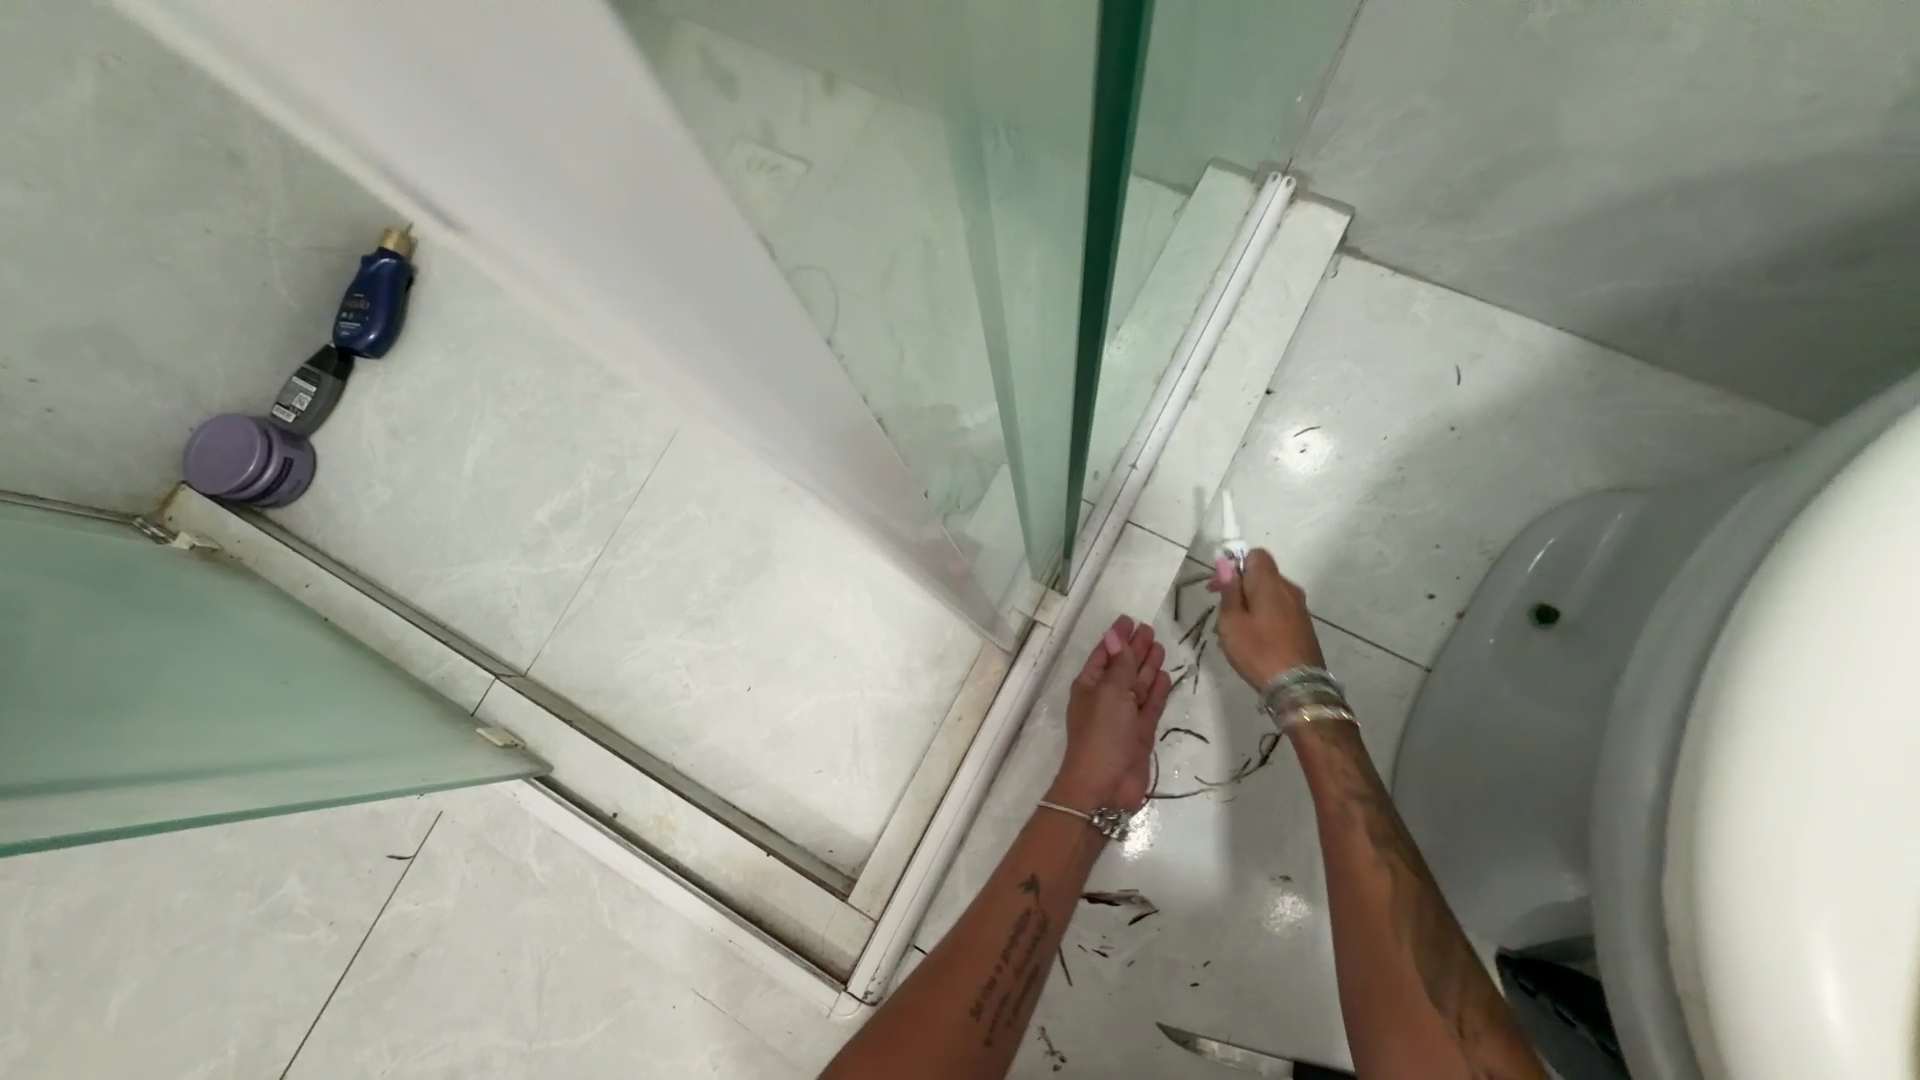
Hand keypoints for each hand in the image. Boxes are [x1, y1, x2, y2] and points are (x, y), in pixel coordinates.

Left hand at [1050, 616, 1171, 814]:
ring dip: (1148, 667)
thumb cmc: (1102, 734)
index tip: (1129, 620)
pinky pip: (1150, 706)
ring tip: (1159, 646)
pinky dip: (1157, 691)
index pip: (1104, 655)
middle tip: (1150, 629)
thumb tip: (1117, 636)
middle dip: (1134, 649)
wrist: (1105, 787)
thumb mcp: (1110, 693)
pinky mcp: (1140, 734)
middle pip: (1122, 668)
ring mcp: (1124, 718)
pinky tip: (1164, 675)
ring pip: (1138, 686)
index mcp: (1089, 686)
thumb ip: (1120, 666)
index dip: (1116, 638)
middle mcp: (1106, 699)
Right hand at [1208, 549, 1324, 688]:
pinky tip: (1256, 640)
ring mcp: (1300, 608)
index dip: (1236, 564)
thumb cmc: (1258, 651)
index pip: (1256, 554)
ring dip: (1252, 603)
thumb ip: (1229, 591)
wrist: (1298, 687)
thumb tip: (1226, 563)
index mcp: (1270, 584)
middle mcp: (1289, 589)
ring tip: (1237, 630)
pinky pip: (1280, 610)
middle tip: (1222, 611)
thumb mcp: (1231, 622)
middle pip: (1263, 575)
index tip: (1221, 585)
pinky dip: (1265, 616)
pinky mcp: (1304, 626)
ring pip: (1270, 594)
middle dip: (1241, 586)